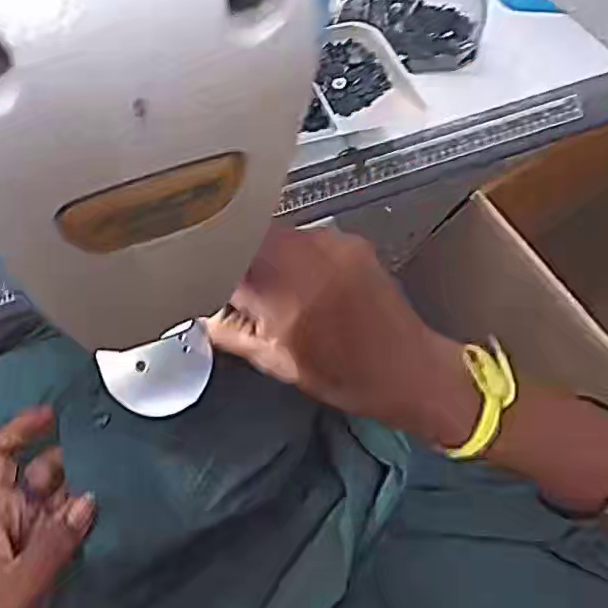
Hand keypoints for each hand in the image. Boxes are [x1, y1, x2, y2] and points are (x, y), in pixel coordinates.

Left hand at [0, 405, 96, 607]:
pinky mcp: (42, 570)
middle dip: (64, 460)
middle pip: (36, 476)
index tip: (50, 413)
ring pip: (54, 504)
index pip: (1, 458)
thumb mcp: (18, 586)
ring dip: (78, 491)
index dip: (21, 431)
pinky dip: (82, 521)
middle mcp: (8, 524)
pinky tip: (105, 515)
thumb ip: (54, 543)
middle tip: (103, 447)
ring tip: (112, 474)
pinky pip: (64, 533)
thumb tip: (88, 499)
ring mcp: (26, 547)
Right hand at [205, 225, 477, 446]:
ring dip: (263, 253)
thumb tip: (200, 307)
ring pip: (274, 233)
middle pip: (245, 236)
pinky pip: (303, 237)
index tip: (199, 279)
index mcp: (277, 288)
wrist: (408, 367)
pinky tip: (303, 281)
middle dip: (232, 256)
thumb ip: (226, 328)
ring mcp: (329, 242)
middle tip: (232, 284)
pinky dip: (292, 254)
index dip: (205, 266)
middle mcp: (302, 255)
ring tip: (273, 287)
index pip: (220, 256)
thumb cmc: (341, 374)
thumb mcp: (270, 360)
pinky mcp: (348, 240)